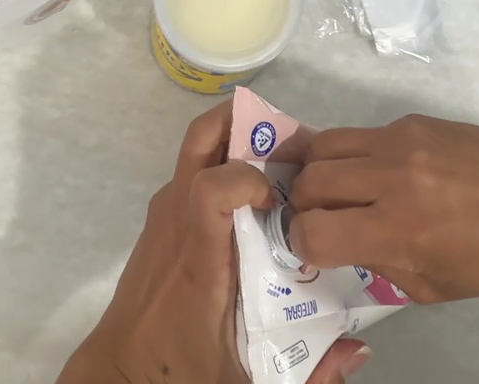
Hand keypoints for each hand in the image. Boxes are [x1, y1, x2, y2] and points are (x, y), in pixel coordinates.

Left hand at [58, 102, 369, 383]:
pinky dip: (225, 163)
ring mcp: (166, 211)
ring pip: (197, 148)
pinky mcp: (163, 216)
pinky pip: (195, 170)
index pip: (210, 187)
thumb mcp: (248, 375)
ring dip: (237, 138)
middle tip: (287, 138)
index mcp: (197, 255)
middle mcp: (177, 219)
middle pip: (200, 139)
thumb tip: (358, 349)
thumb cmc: (181, 368)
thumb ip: (308, 369)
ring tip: (281, 162)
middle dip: (243, 120)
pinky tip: (256, 197)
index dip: (247, 176)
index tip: (279, 199)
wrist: (119, 372)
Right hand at [287, 114, 478, 303]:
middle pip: (309, 180)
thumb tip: (339, 240)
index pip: (312, 231)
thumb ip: (376, 263)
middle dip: (302, 204)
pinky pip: (363, 134)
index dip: (301, 243)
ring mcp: (402, 140)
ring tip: (336, 187)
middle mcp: (392, 177)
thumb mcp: (430, 286)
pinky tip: (383, 172)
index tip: (312, 246)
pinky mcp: (414, 120)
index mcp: (398, 229)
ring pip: (324, 143)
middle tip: (319, 215)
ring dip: (318, 170)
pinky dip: (358, 155)